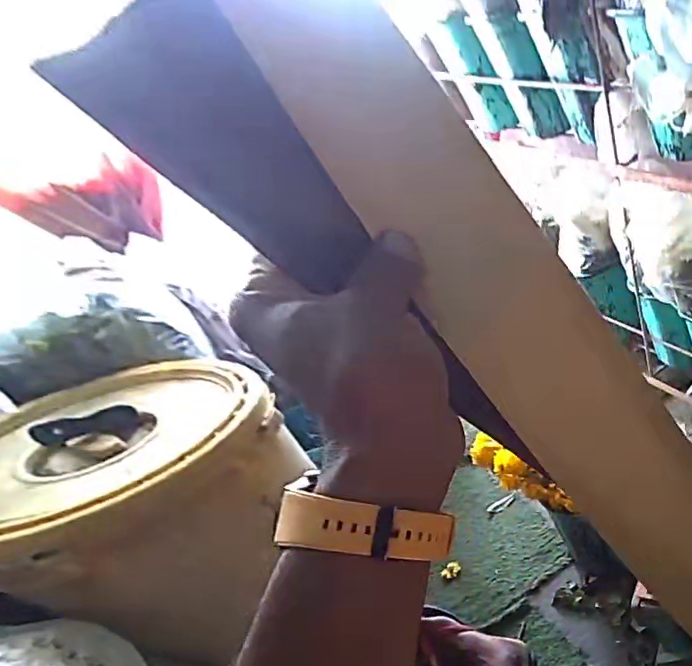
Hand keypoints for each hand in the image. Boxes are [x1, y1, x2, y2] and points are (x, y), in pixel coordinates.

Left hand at [230, 232, 462, 508]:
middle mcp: (290, 320)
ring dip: (390, 284)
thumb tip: (398, 241)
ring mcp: (333, 343)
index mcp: (263, 302)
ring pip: (362, 296)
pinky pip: (387, 322)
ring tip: (416, 247)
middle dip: (363, 252)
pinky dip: (406, 311)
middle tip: (393, 216)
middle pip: (326, 267)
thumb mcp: (375, 307)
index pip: (281, 237)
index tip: (353, 193)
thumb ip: (385, 266)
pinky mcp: (371, 362)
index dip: (319, 216)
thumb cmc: (371, 375)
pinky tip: (428, 286)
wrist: (405, 445)